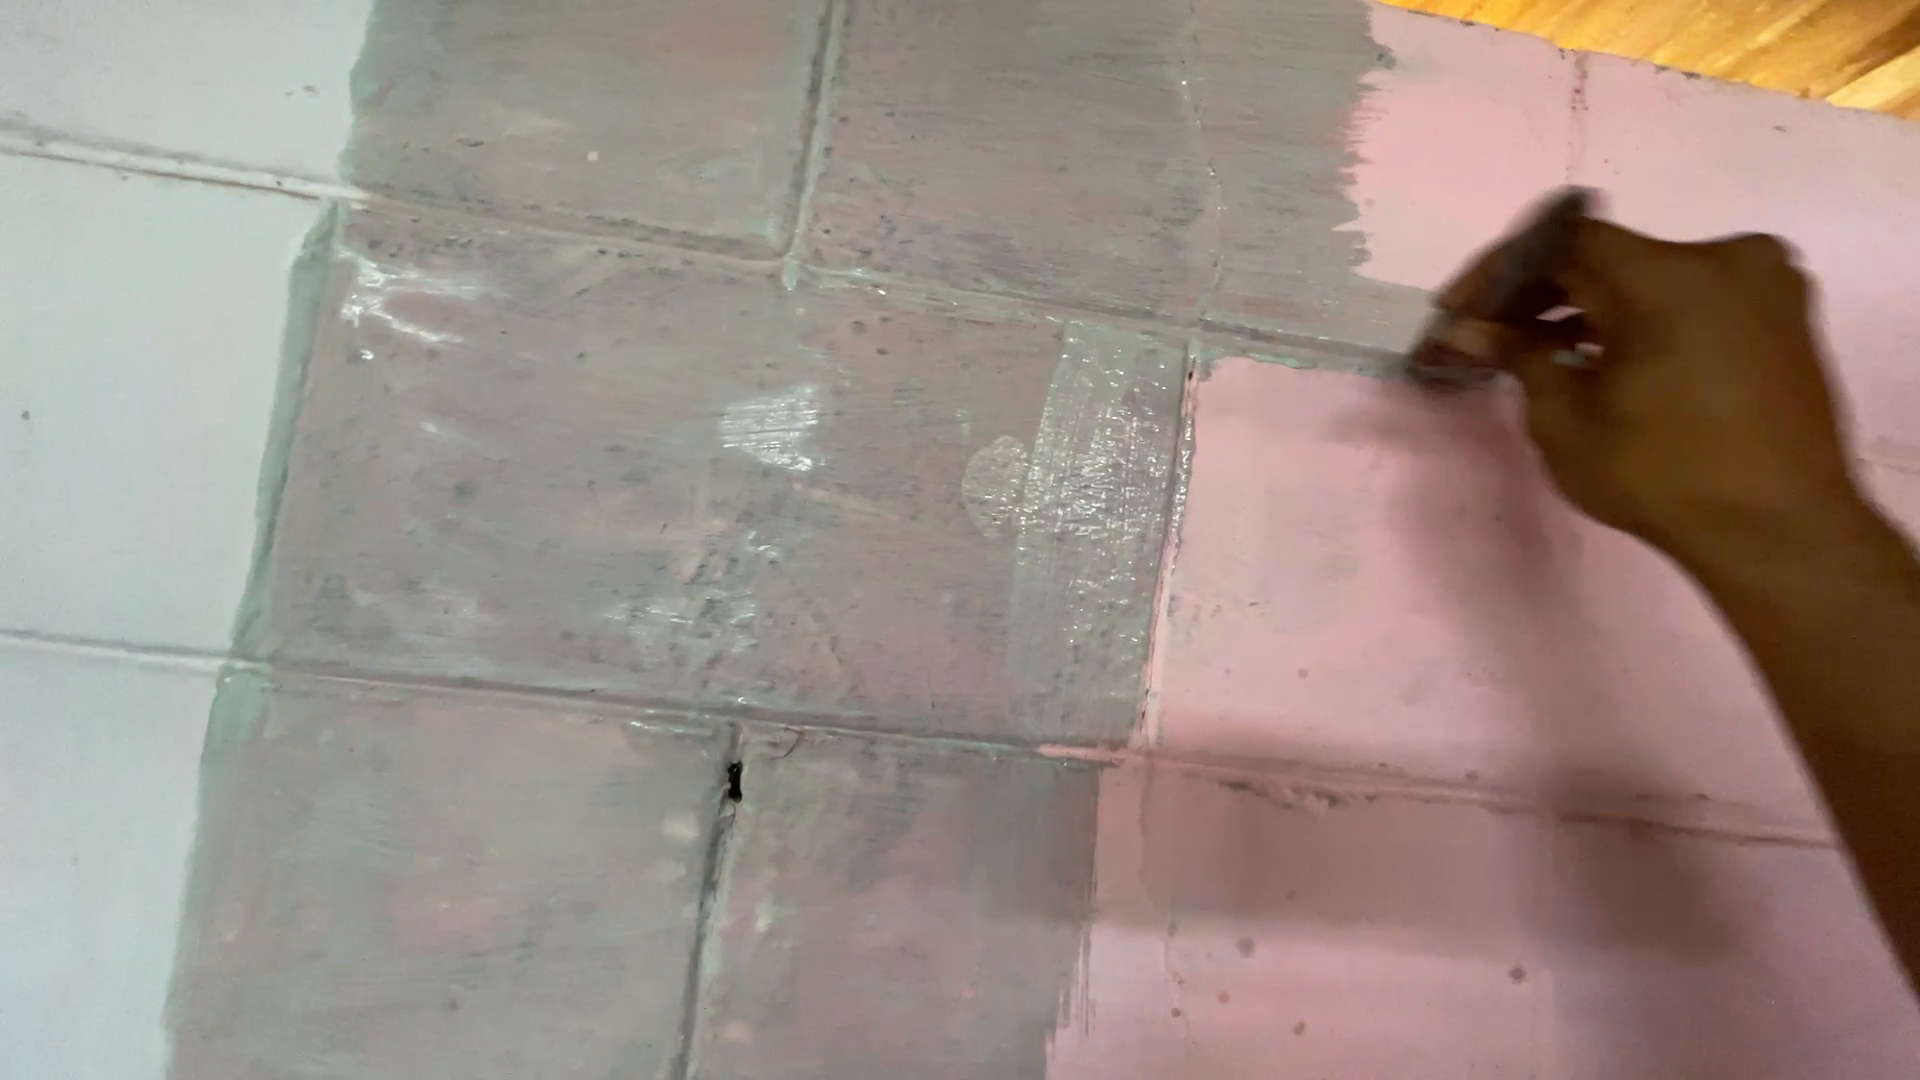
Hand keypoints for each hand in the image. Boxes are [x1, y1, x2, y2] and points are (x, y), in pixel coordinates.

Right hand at [1427, 216, 1866, 565]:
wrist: (1773, 526)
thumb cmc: (1655, 471)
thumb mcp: (1563, 415)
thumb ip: (1515, 355)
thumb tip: (1461, 330)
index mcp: (1673, 278)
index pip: (1565, 241)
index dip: (1498, 270)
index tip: (1455, 311)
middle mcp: (1727, 261)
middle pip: (1601, 258)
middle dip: (1529, 293)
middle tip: (1475, 333)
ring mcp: (1758, 286)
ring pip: (1637, 279)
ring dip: (1572, 308)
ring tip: (1517, 350)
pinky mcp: (1770, 315)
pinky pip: (1676, 298)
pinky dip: (1620, 319)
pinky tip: (1578, 354)